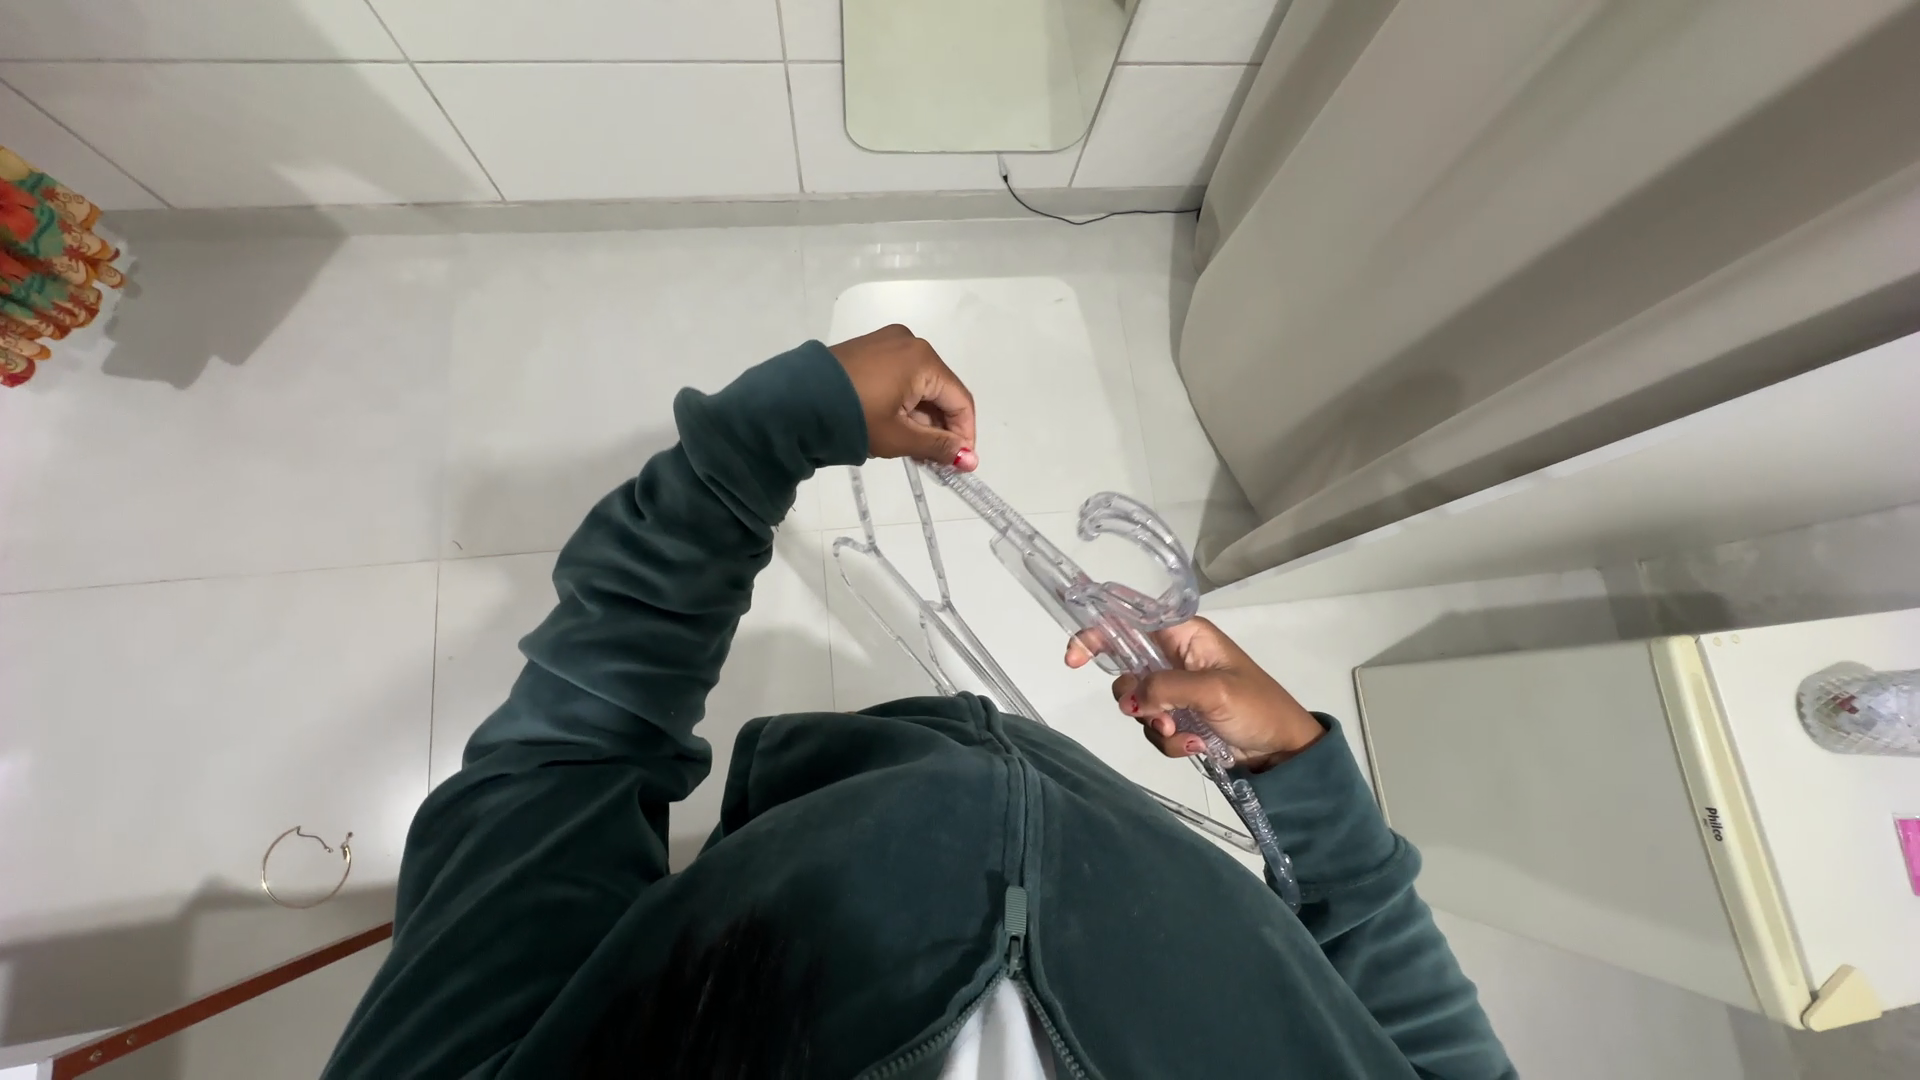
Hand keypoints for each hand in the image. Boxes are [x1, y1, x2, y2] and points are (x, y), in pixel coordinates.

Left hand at [829, 325, 977, 469]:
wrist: (790, 402)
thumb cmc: (852, 419)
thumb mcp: (899, 438)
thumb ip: (938, 447)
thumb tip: (970, 460)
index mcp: (923, 358)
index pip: (960, 401)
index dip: (965, 435)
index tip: (960, 464)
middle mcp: (909, 343)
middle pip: (940, 391)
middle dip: (940, 428)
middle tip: (934, 461)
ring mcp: (886, 343)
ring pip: (919, 386)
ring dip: (921, 419)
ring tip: (912, 450)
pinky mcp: (867, 350)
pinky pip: (899, 378)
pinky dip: (903, 404)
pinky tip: (895, 429)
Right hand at [1065, 617, 1323, 771]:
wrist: (1284, 752)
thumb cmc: (1257, 706)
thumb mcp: (1214, 690)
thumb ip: (1167, 688)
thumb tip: (1131, 699)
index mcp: (1184, 634)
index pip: (1129, 619)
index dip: (1097, 631)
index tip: (1075, 659)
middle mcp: (1173, 656)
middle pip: (1125, 668)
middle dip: (1135, 698)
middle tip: (1151, 715)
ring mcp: (1174, 688)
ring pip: (1136, 703)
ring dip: (1156, 724)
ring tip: (1186, 735)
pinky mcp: (1177, 716)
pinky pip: (1152, 726)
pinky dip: (1169, 740)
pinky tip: (1196, 746)